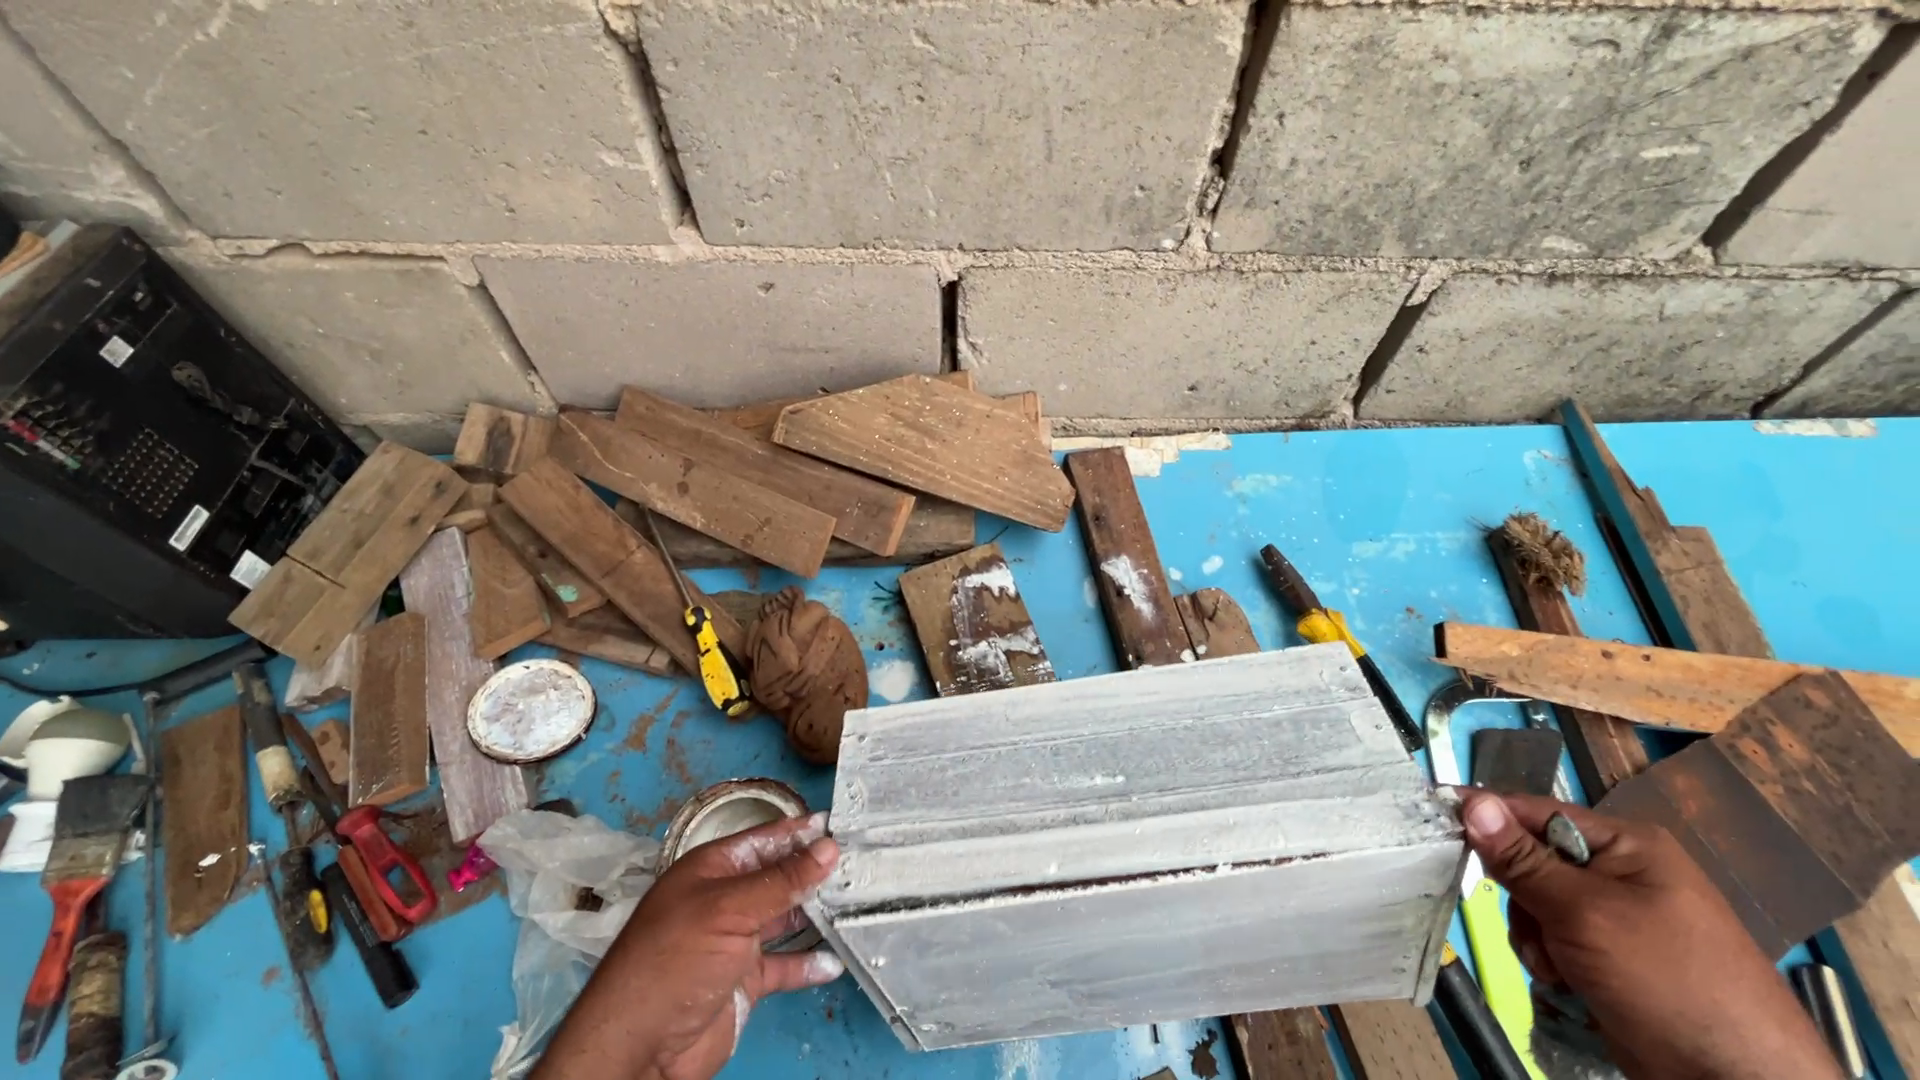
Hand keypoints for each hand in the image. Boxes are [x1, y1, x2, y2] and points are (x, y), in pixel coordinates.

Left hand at [532, 813, 844, 1079]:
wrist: (639, 1048)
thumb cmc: (674, 962)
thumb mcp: (728, 909)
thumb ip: (781, 880)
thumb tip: (828, 847)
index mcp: (713, 870)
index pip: (765, 840)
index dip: (800, 832)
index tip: (841, 825)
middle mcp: (725, 900)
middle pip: (778, 878)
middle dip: (815, 872)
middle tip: (861, 864)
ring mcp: (734, 942)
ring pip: (784, 919)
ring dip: (816, 914)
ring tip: (857, 904)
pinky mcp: (743, 981)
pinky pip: (783, 966)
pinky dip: (807, 964)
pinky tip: (832, 963)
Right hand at [1456, 789, 1839, 1079]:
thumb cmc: (1667, 980)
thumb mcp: (1585, 912)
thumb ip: (1522, 859)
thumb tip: (1471, 801)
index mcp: (1626, 844)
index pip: (1534, 811)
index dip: (1485, 814)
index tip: (1434, 816)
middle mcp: (1621, 872)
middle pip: (1530, 860)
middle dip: (1519, 896)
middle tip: (1531, 924)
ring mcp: (1618, 917)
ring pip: (1535, 905)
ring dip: (1533, 936)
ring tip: (1558, 967)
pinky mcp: (1611, 957)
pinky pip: (1552, 941)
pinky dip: (1548, 960)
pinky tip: (1568, 983)